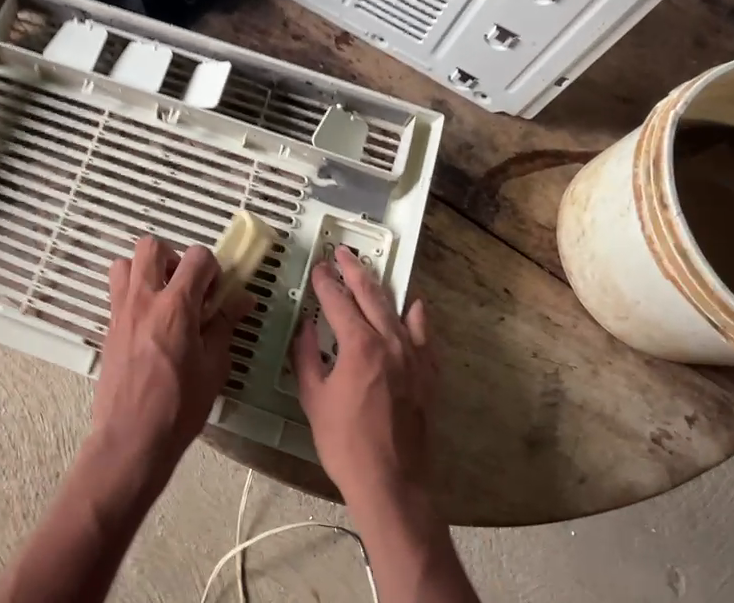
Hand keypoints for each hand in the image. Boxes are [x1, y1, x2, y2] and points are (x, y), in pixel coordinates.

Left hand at [91, 236, 254, 475]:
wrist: (132, 438)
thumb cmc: (178, 407)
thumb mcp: (214, 367)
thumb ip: (224, 325)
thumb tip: (241, 300)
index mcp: (175, 306)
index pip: (196, 256)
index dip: (211, 268)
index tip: (215, 292)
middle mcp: (144, 299)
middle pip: (151, 246)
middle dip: (173, 257)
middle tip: (185, 286)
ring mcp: (121, 311)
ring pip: (125, 263)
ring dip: (145, 270)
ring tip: (162, 297)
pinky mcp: (108, 327)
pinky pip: (116, 291)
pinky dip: (132, 292)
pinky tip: (148, 322)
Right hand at [292, 247, 436, 509]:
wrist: (391, 481)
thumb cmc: (345, 443)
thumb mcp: (314, 398)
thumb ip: (306, 355)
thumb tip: (305, 326)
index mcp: (359, 345)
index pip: (338, 302)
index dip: (325, 283)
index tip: (317, 268)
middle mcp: (390, 342)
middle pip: (370, 295)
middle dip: (353, 270)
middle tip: (341, 252)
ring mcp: (414, 356)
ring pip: (397, 309)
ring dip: (380, 287)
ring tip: (367, 271)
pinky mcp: (428, 374)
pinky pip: (424, 335)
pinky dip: (417, 316)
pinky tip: (414, 305)